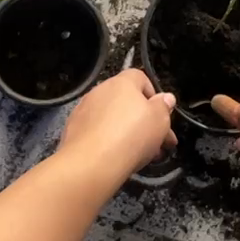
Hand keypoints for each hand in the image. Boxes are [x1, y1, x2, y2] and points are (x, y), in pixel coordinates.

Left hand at [57, 69, 176, 184]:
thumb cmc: (131, 136)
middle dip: (143, 120)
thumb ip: (164, 107)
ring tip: (140, 155)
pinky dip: (108, 141)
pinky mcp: (73, 130)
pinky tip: (117, 158)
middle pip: (126, 101)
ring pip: (112, 118)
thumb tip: (166, 98)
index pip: (141, 78)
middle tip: (157, 142)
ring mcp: (84, 110)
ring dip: (126, 132)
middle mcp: (100, 90)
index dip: (154, 96)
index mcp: (122, 82)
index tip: (161, 116)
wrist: (91, 163)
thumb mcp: (160, 120)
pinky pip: (97, 131)